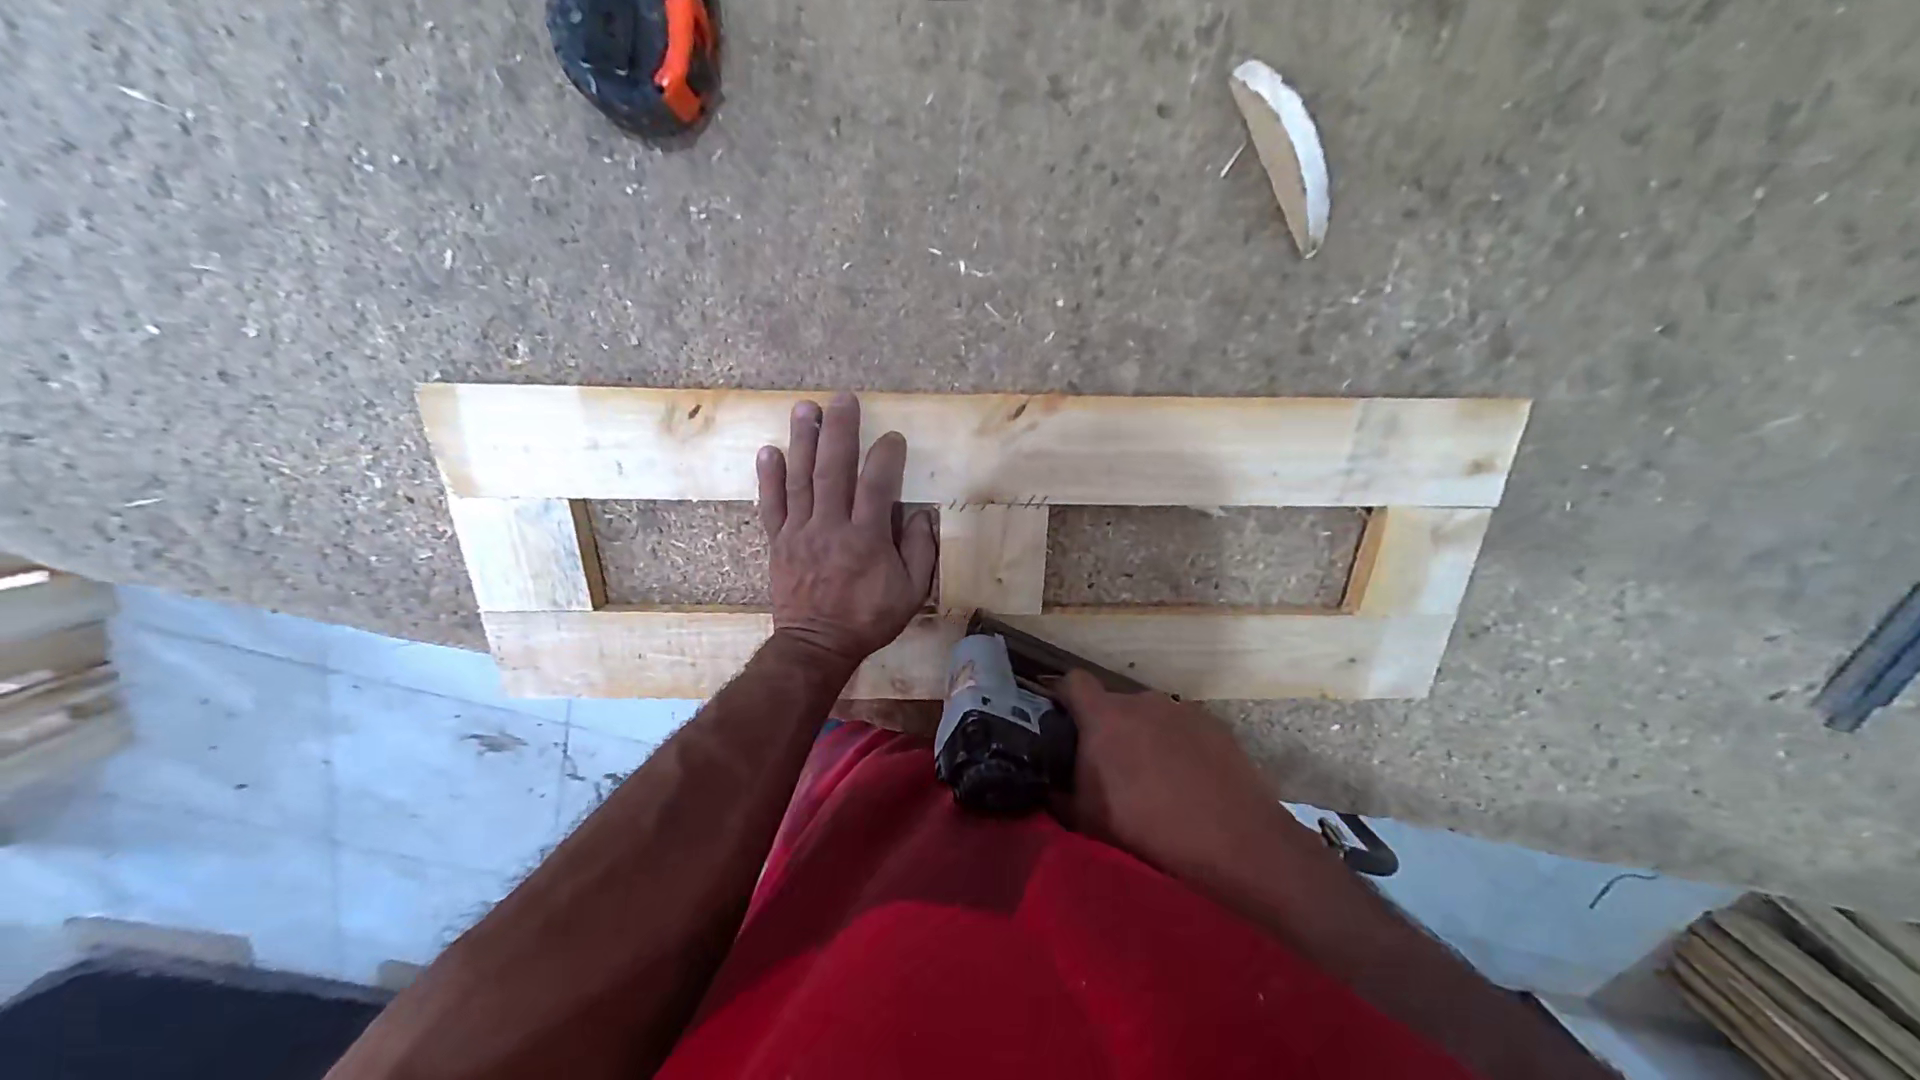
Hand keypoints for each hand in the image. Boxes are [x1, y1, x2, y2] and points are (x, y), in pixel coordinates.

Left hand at [757, 393, 937, 666]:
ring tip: (805, 408)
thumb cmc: (868, 618)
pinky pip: (772, 504)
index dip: (886, 456)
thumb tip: (922, 514)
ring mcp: (800, 532)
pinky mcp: (779, 541)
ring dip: (803, 441)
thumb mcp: (910, 592)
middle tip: (842, 399)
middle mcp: (831, 526)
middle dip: (839, 431)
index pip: (877, 484)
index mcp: (867, 538)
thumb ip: (920, 551)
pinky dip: (769, 477)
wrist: (816, 645)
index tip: (892, 437)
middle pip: (835, 469)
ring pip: (801, 479)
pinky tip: (769, 450)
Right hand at [1055, 670, 1281, 879]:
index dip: (1063, 695)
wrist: (1233, 837)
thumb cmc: (1148, 825)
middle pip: (1113, 703)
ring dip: (1144, 736)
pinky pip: (1181, 728)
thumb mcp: (1087, 819)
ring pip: (1149, 716)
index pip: (1072, 681)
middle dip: (1107, 728)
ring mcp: (1181, 709)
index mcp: (1104, 716)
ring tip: (1155, 776)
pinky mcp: (1213, 723)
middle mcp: (1141, 701)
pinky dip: (1177, 745)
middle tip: (1112, 765)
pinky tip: (1188, 778)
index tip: (1062, 719)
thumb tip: (1047, 786)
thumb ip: (1059, 794)